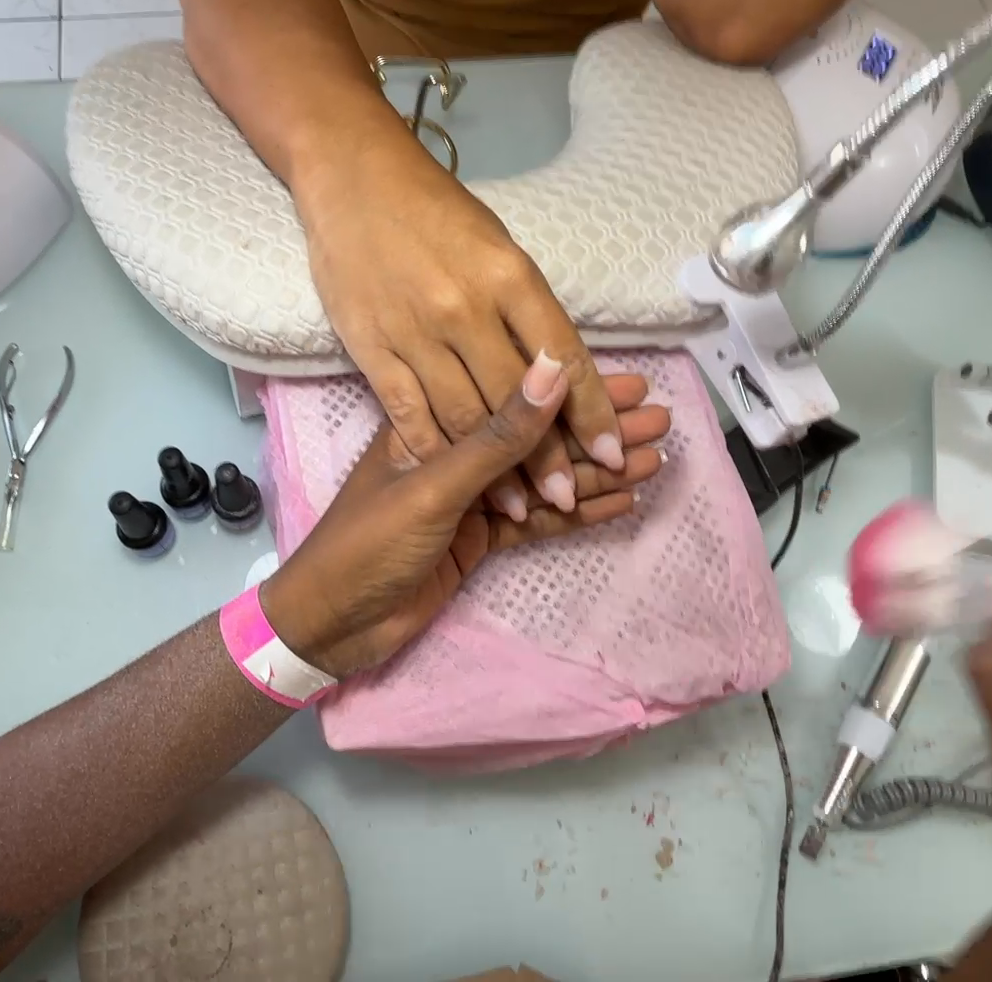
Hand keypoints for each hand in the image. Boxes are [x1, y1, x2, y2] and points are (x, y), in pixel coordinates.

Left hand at [260, 353, 662, 678]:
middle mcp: (456, 456)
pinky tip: (618, 506)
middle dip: (597, 433)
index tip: (632, 386)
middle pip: (539, 440)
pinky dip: (574, 515)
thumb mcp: (434, 486)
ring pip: (544, 481)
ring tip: (653, 463)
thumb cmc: (368, 544)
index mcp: (436, 427)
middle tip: (660, 426)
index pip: (517, 400)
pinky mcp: (476, 540)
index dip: (576, 394)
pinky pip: (534, 522)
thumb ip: (498, 436)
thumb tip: (552, 368)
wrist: (331, 623)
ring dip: (596, 474)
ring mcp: (468, 500)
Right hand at [292, 138, 619, 524]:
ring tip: (525, 508)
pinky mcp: (371, 350)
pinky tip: (458, 482)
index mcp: (508, 275)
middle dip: (548, 457)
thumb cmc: (433, 209)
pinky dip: (439, 453)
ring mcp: (414, 333)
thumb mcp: (497, 244)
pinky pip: (410, 414)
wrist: (352, 180)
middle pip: (515, 400)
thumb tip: (556, 371)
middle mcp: (465, 308)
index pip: (563, 355)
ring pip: (465, 417)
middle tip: (570, 498)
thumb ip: (524, 308)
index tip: (614, 451)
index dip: (591, 410)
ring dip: (497, 471)